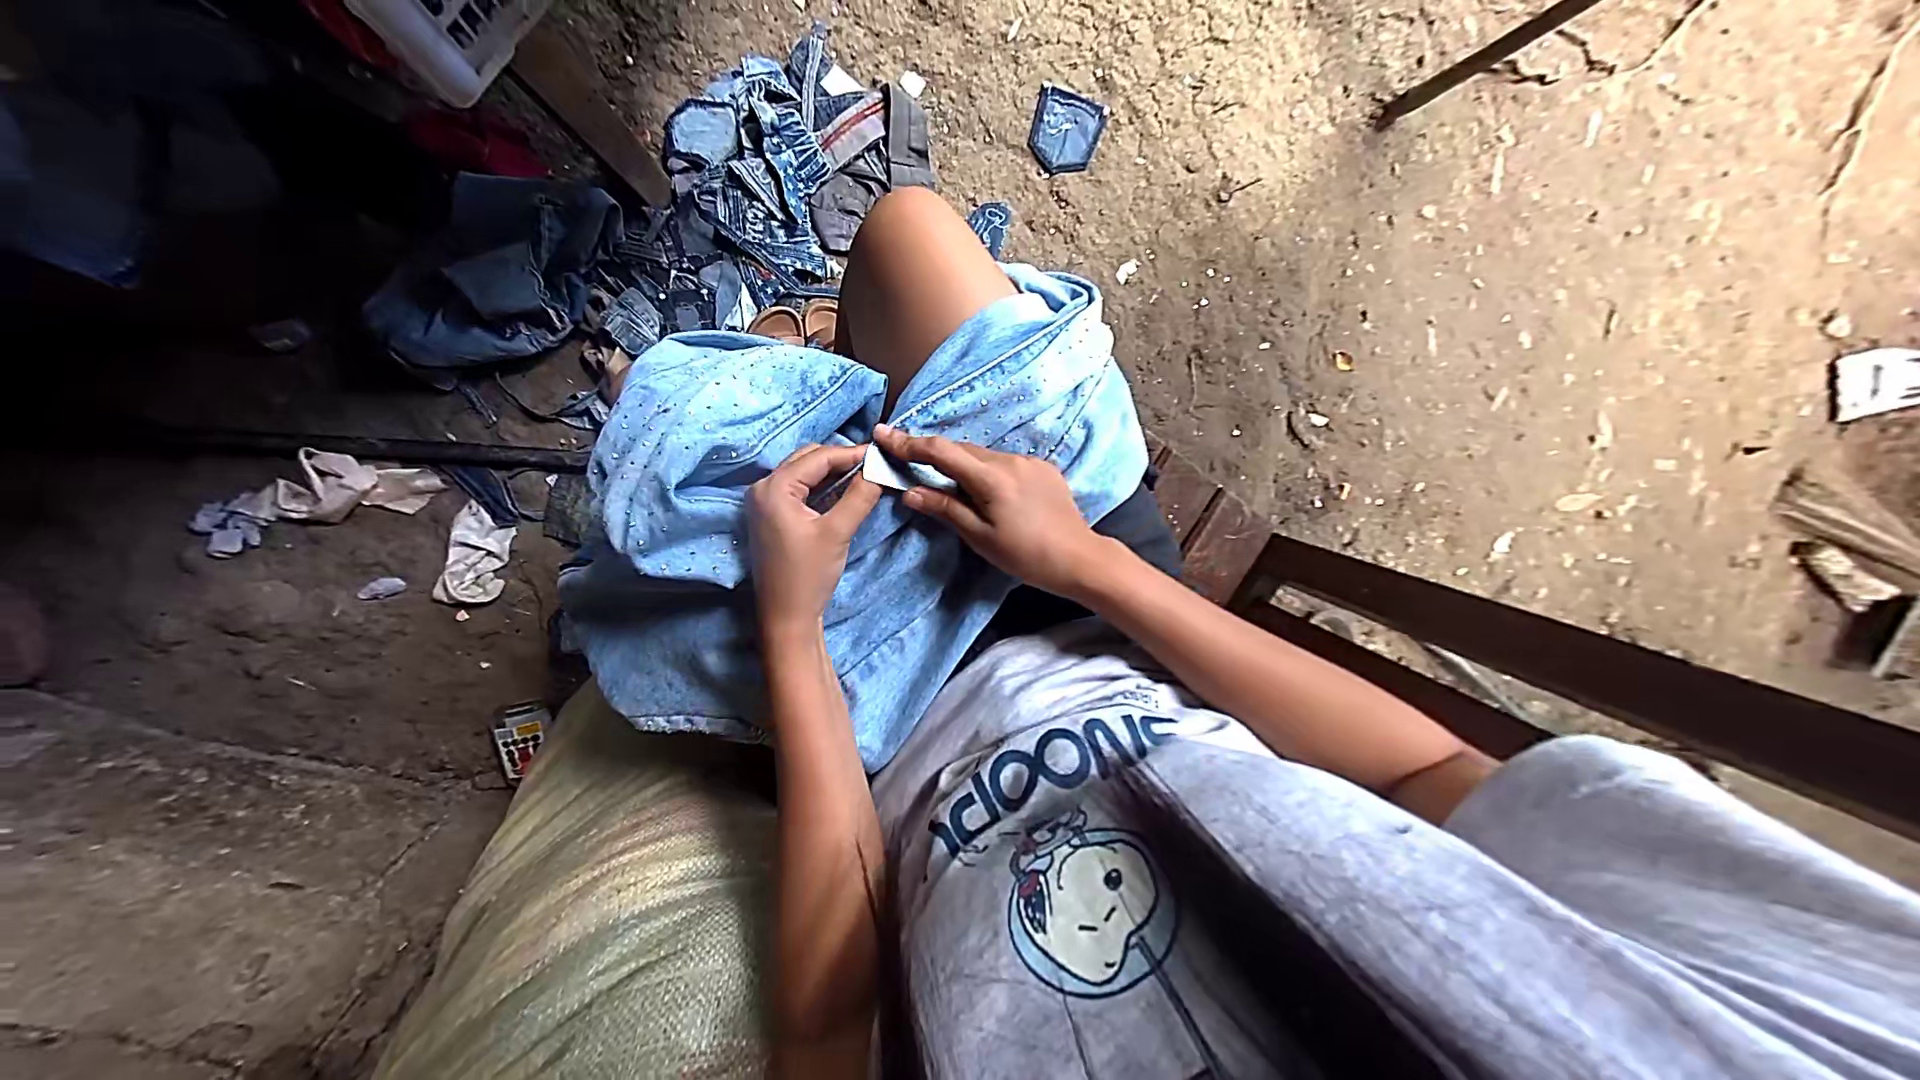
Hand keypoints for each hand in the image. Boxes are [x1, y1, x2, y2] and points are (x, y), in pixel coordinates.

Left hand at [747, 444, 882, 632]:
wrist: (786, 617)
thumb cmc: (808, 576)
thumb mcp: (838, 532)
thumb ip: (859, 496)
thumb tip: (878, 470)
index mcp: (774, 488)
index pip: (819, 457)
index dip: (852, 454)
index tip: (880, 454)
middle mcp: (763, 488)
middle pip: (809, 459)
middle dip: (841, 460)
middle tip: (874, 466)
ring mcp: (764, 502)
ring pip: (804, 473)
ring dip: (832, 473)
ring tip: (864, 477)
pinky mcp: (771, 516)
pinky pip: (799, 490)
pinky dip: (822, 487)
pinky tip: (844, 492)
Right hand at [872, 424, 1109, 597]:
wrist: (1078, 558)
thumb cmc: (1025, 555)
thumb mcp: (979, 536)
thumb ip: (945, 509)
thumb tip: (909, 492)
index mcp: (991, 477)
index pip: (941, 452)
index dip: (908, 443)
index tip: (883, 434)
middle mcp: (1009, 460)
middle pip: (962, 450)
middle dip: (934, 455)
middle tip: (908, 462)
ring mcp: (1029, 462)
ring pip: (983, 456)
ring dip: (962, 465)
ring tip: (950, 485)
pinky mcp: (1043, 468)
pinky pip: (1004, 463)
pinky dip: (987, 471)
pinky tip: (988, 492)